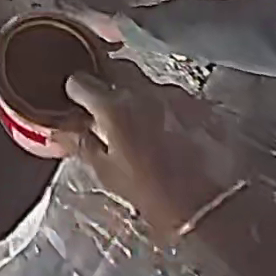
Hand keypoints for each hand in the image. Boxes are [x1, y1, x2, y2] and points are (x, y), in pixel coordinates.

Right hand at [55, 69, 223, 242]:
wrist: (217, 208)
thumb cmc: (154, 194)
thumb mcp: (107, 173)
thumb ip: (80, 144)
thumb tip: (58, 130)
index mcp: (112, 106)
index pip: (80, 80)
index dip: (75, 91)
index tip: (76, 103)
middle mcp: (142, 92)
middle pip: (115, 67)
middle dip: (106, 80)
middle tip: (104, 103)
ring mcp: (175, 95)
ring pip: (145, 82)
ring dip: (136, 94)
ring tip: (139, 120)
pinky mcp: (201, 105)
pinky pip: (173, 96)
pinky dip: (164, 106)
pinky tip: (168, 129)